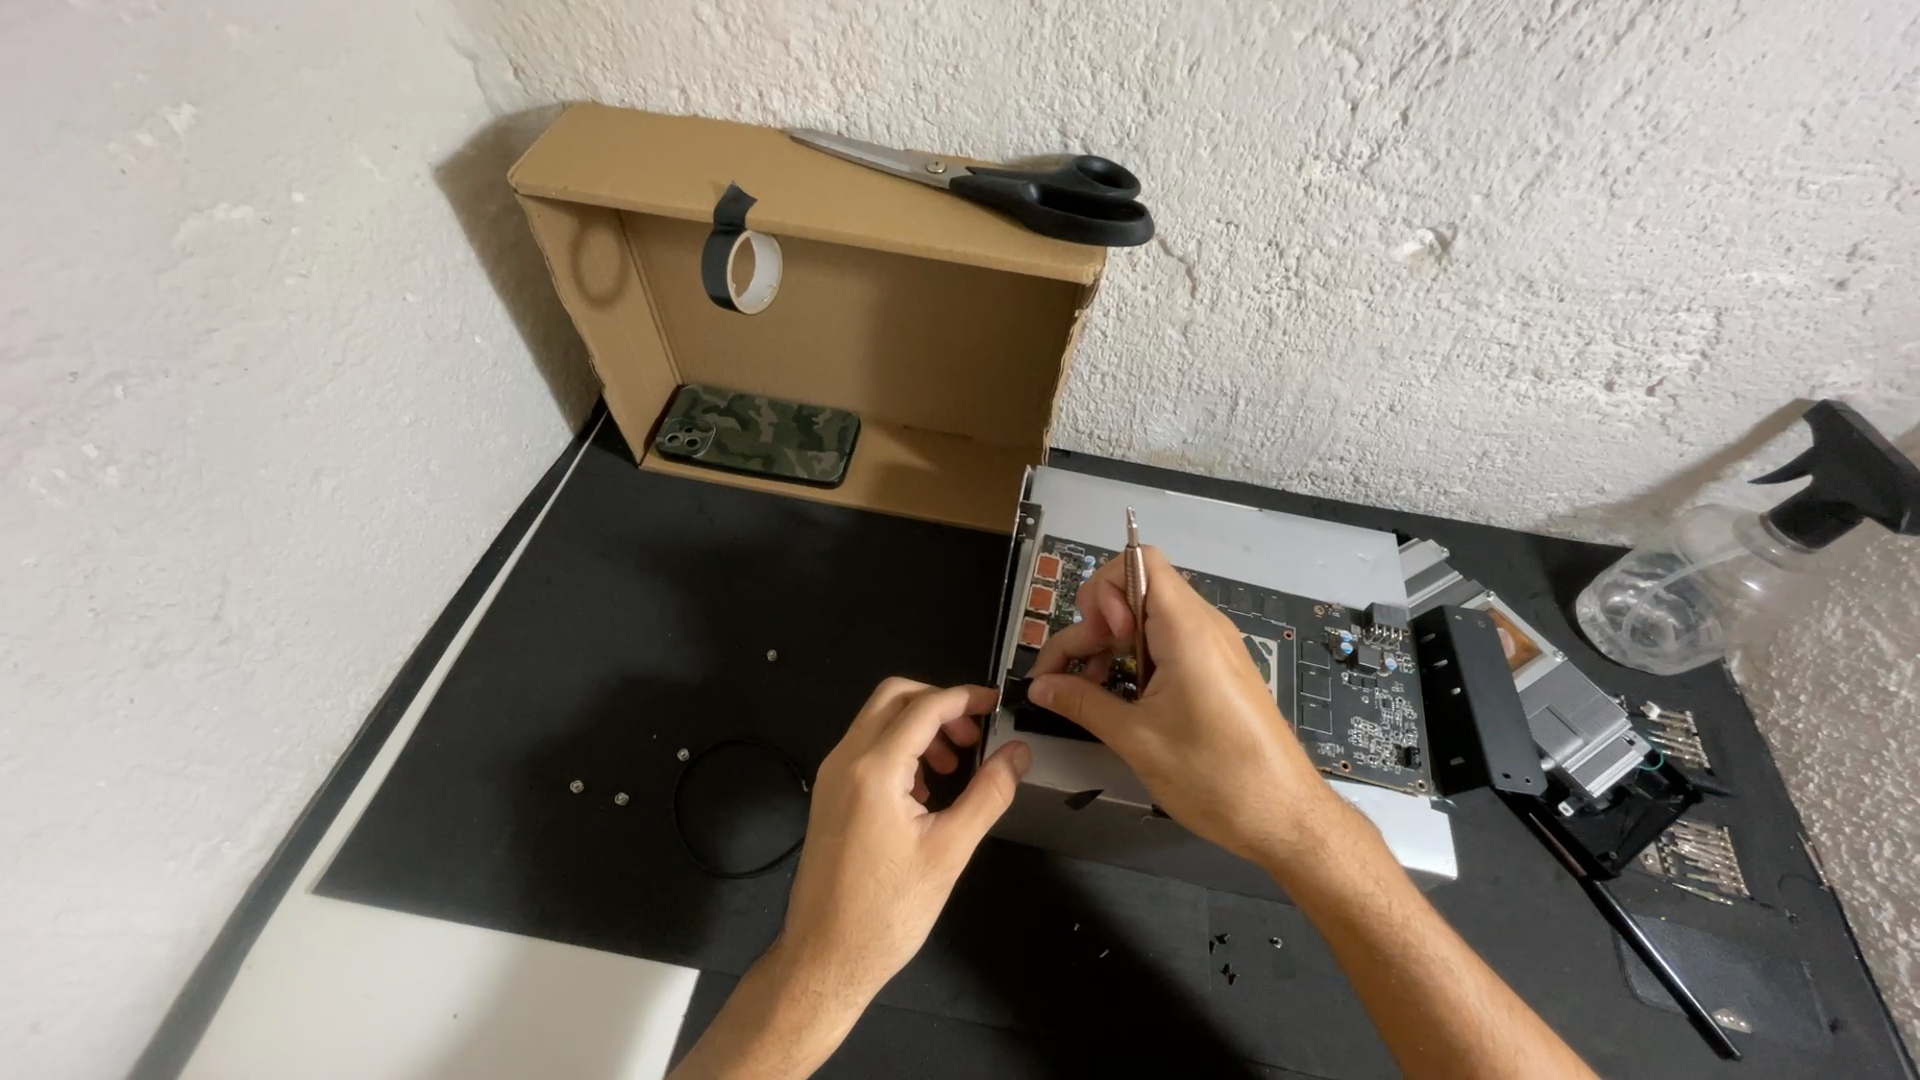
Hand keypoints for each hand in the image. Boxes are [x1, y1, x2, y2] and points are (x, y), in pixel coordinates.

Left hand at [776, 679, 1030, 1004]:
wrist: (825, 959)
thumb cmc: (889, 911)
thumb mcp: (950, 851)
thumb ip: (989, 793)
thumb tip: (1017, 753)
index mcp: (874, 769)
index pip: (925, 707)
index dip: (965, 698)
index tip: (996, 705)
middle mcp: (845, 759)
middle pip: (894, 696)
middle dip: (939, 704)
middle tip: (972, 737)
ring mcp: (832, 775)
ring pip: (878, 719)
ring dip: (919, 726)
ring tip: (953, 766)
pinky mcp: (829, 793)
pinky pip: (866, 746)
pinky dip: (899, 747)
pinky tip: (925, 788)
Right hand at [1029, 546, 1357, 869]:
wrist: (1285, 818)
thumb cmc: (1215, 776)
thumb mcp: (1136, 740)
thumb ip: (1082, 703)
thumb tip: (1039, 686)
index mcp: (1186, 630)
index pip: (1140, 561)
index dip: (1106, 588)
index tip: (1099, 637)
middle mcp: (1202, 627)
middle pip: (1133, 593)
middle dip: (1091, 625)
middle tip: (1064, 675)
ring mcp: (1211, 648)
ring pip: (1144, 621)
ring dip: (1106, 646)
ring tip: (1080, 691)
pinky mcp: (1214, 670)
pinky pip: (1164, 644)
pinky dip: (1132, 660)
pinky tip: (1113, 697)